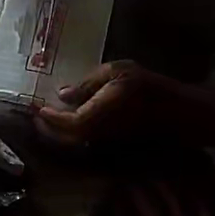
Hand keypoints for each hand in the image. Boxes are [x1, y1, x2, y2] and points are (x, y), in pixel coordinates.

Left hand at [35, 60, 181, 145]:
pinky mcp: (109, 143)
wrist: (177, 112)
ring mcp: (104, 141)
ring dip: (57, 132)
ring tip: (46, 119)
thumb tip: (64, 94)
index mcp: (99, 113)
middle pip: (66, 137)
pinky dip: (70, 133)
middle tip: (36, 116)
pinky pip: (83, 140)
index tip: (38, 109)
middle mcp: (99, 132)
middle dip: (48, 128)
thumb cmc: (149, 86)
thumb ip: (89, 83)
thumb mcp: (119, 72)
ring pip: (73, 141)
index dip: (51, 118)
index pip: (68, 123)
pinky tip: (67, 121)